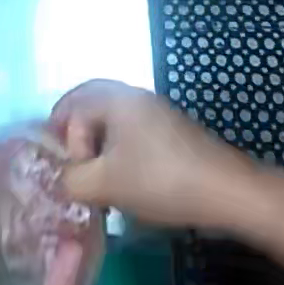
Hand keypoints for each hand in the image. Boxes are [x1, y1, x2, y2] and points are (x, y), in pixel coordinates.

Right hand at [51, 80, 256, 229]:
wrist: (227, 191)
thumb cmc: (159, 179)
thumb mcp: (106, 184)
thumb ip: (71, 180)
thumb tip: (57, 179)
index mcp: (113, 97)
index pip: (70, 109)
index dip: (63, 143)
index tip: (69, 176)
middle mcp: (131, 93)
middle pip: (88, 104)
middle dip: (73, 135)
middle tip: (68, 167)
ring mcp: (153, 109)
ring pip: (110, 118)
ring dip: (95, 144)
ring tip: (93, 177)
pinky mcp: (168, 128)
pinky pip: (129, 129)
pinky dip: (116, 148)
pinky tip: (122, 178)